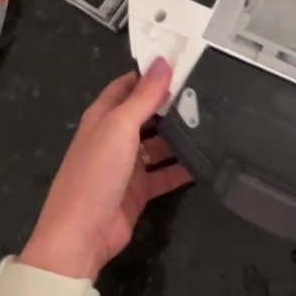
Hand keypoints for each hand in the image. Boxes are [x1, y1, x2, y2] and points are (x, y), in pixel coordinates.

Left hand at [22, 59, 194, 279]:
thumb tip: (162, 61)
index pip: (128, 86)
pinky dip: (184, 167)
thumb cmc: (95, 173)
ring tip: (214, 121)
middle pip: (146, 114)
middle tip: (208, 90)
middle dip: (171, 103)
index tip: (184, 62)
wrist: (81, 235)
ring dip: (181, 135)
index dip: (151, 74)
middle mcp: (114, 137)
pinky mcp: (140, 190)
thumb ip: (143, 97)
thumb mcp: (119, 128)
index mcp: (103, 117)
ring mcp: (128, 165)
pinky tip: (208, 158)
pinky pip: (166, 173)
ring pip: (159, 143)